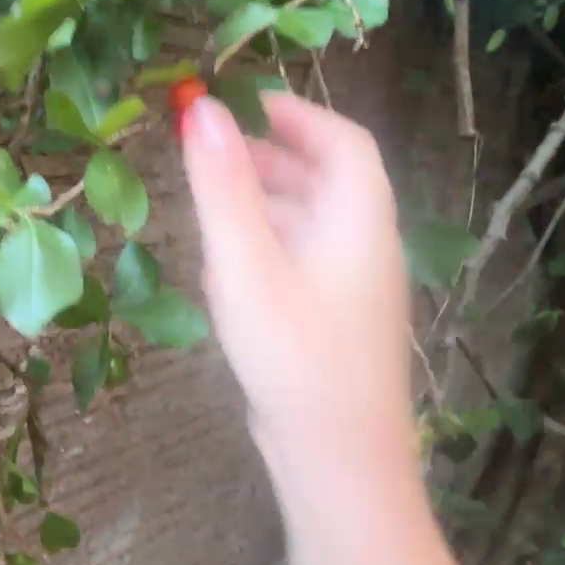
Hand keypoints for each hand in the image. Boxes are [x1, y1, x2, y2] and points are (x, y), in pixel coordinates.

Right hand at [178, 92, 412, 463]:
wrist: (338, 462)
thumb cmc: (296, 355)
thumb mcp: (247, 264)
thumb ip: (222, 186)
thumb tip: (201, 109)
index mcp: (359, 219)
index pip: (342, 140)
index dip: (294, 113)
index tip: (239, 102)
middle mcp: (363, 244)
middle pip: (323, 178)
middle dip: (267, 156)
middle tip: (208, 150)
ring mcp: (349, 285)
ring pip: (308, 221)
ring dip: (261, 200)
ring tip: (207, 201)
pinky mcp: (331, 318)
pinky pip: (299, 259)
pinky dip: (263, 243)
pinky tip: (224, 264)